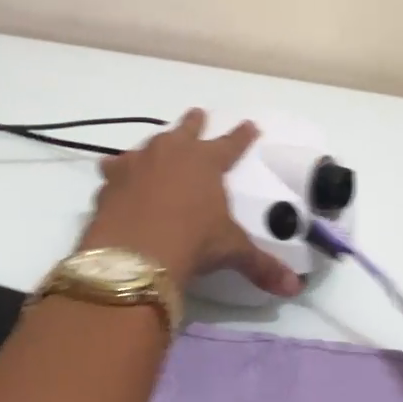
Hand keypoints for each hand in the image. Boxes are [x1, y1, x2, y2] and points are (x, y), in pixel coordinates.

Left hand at [81, 109, 300, 296]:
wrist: (134, 254)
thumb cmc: (193, 242)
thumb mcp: (231, 251)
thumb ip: (260, 265)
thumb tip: (293, 287)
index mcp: (206, 163)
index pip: (230, 145)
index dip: (242, 137)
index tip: (250, 125)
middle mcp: (171, 154)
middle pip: (185, 131)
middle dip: (194, 123)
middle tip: (198, 114)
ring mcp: (136, 165)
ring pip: (147, 146)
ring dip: (154, 146)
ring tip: (154, 147)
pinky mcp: (109, 184)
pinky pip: (114, 170)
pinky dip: (117, 172)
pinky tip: (114, 176)